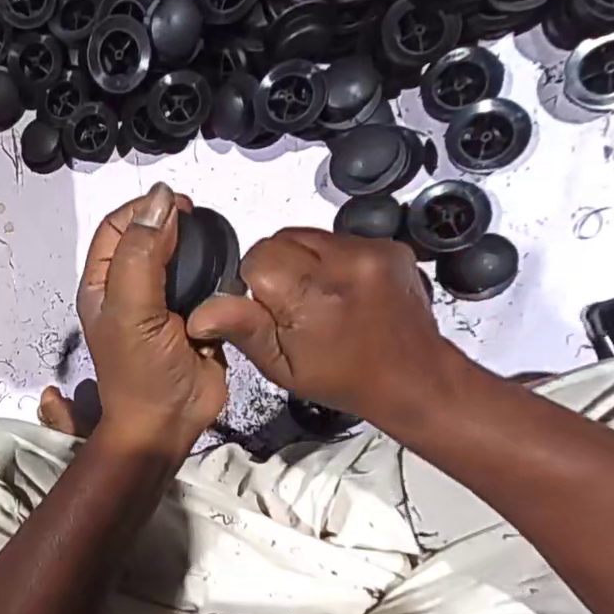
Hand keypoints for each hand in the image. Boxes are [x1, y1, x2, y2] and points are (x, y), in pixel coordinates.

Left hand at [47, 184, 226, 456]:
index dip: (144, 210)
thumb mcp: (132, 308)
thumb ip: (143, 253)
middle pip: (150, 238)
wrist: (169, 423)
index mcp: (104, 285)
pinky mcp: (195, 318)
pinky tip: (223, 278)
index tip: (177, 207)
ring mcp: (164, 304)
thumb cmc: (141, 373)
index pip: (117, 227)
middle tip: (198, 226)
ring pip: (181, 260)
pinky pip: (206, 286)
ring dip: (198, 252)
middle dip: (173, 225)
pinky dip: (216, 278)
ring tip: (213, 252)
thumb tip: (161, 201)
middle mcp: (131, 290)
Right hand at [187, 228, 468, 423]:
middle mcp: (343, 262)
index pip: (258, 257)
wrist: (411, 376)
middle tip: (296, 307)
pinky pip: (341, 238)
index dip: (256, 284)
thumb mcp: (282, 367)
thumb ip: (243, 330)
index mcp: (311, 294)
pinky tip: (344, 291)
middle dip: (279, 269)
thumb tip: (201, 313)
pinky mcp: (388, 245)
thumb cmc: (344, 378)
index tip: (274, 312)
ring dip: (305, 262)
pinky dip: (333, 260)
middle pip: (282, 238)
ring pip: (310, 235)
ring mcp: (370, 250)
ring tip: (322, 299)